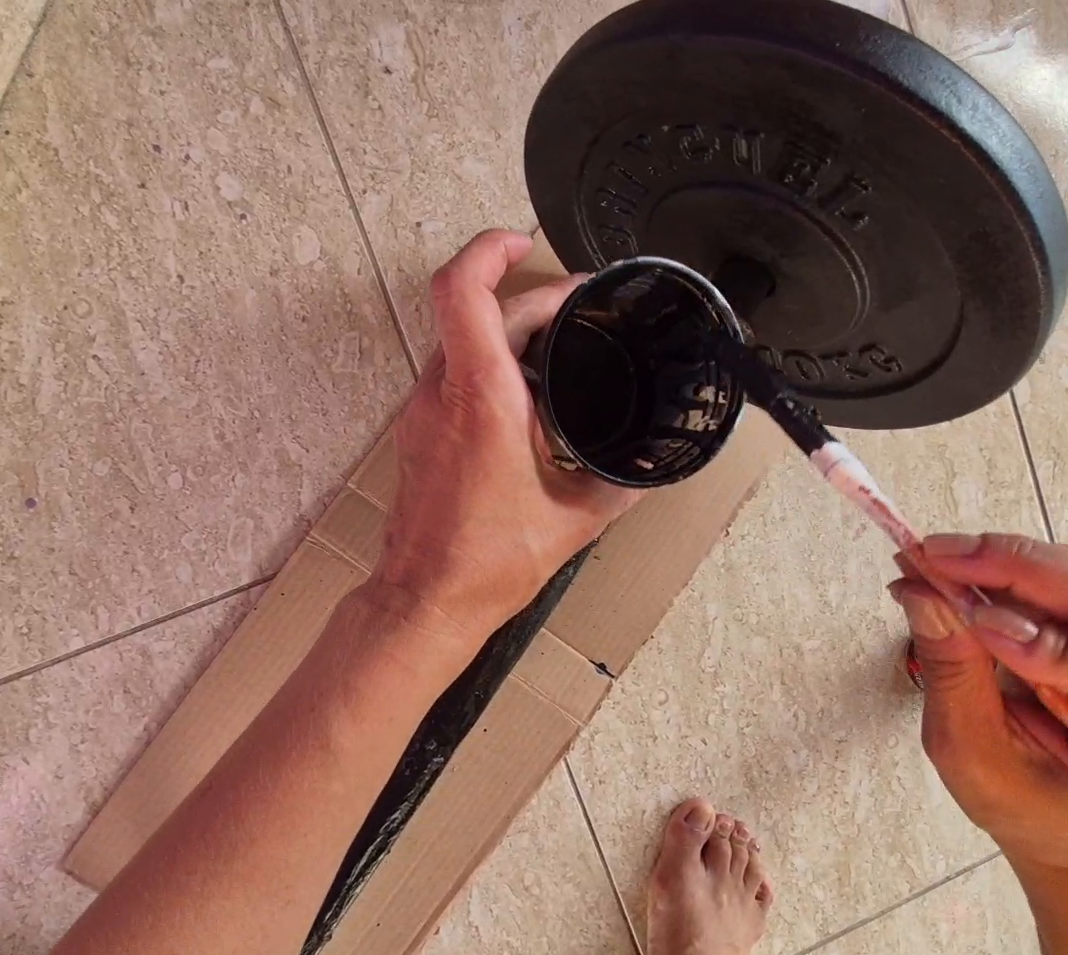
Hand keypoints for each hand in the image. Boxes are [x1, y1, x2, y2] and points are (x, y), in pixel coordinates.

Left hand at [371, 230, 640, 637]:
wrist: (424, 599)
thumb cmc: (483, 566)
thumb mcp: (573, 521)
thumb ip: (620, 486)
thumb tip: (648, 467)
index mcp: (482, 401)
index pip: (463, 291)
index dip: (490, 249)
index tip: (524, 242)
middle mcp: (443, 396)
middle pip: (477, 310)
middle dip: (530, 296)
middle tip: (576, 307)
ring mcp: (424, 412)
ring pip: (461, 339)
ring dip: (507, 328)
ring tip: (558, 344)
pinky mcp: (420, 432)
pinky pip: (453, 373)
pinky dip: (490, 363)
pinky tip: (528, 395)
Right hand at [888, 532, 1067, 869]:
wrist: (1057, 812)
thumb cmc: (1019, 801)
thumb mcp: (970, 752)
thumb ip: (954, 673)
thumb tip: (923, 593)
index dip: (1064, 641)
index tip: (979, 624)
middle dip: (1024, 569)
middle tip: (936, 554)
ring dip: (1012, 562)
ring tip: (938, 562)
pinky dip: (1010, 567)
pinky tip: (961, 572)